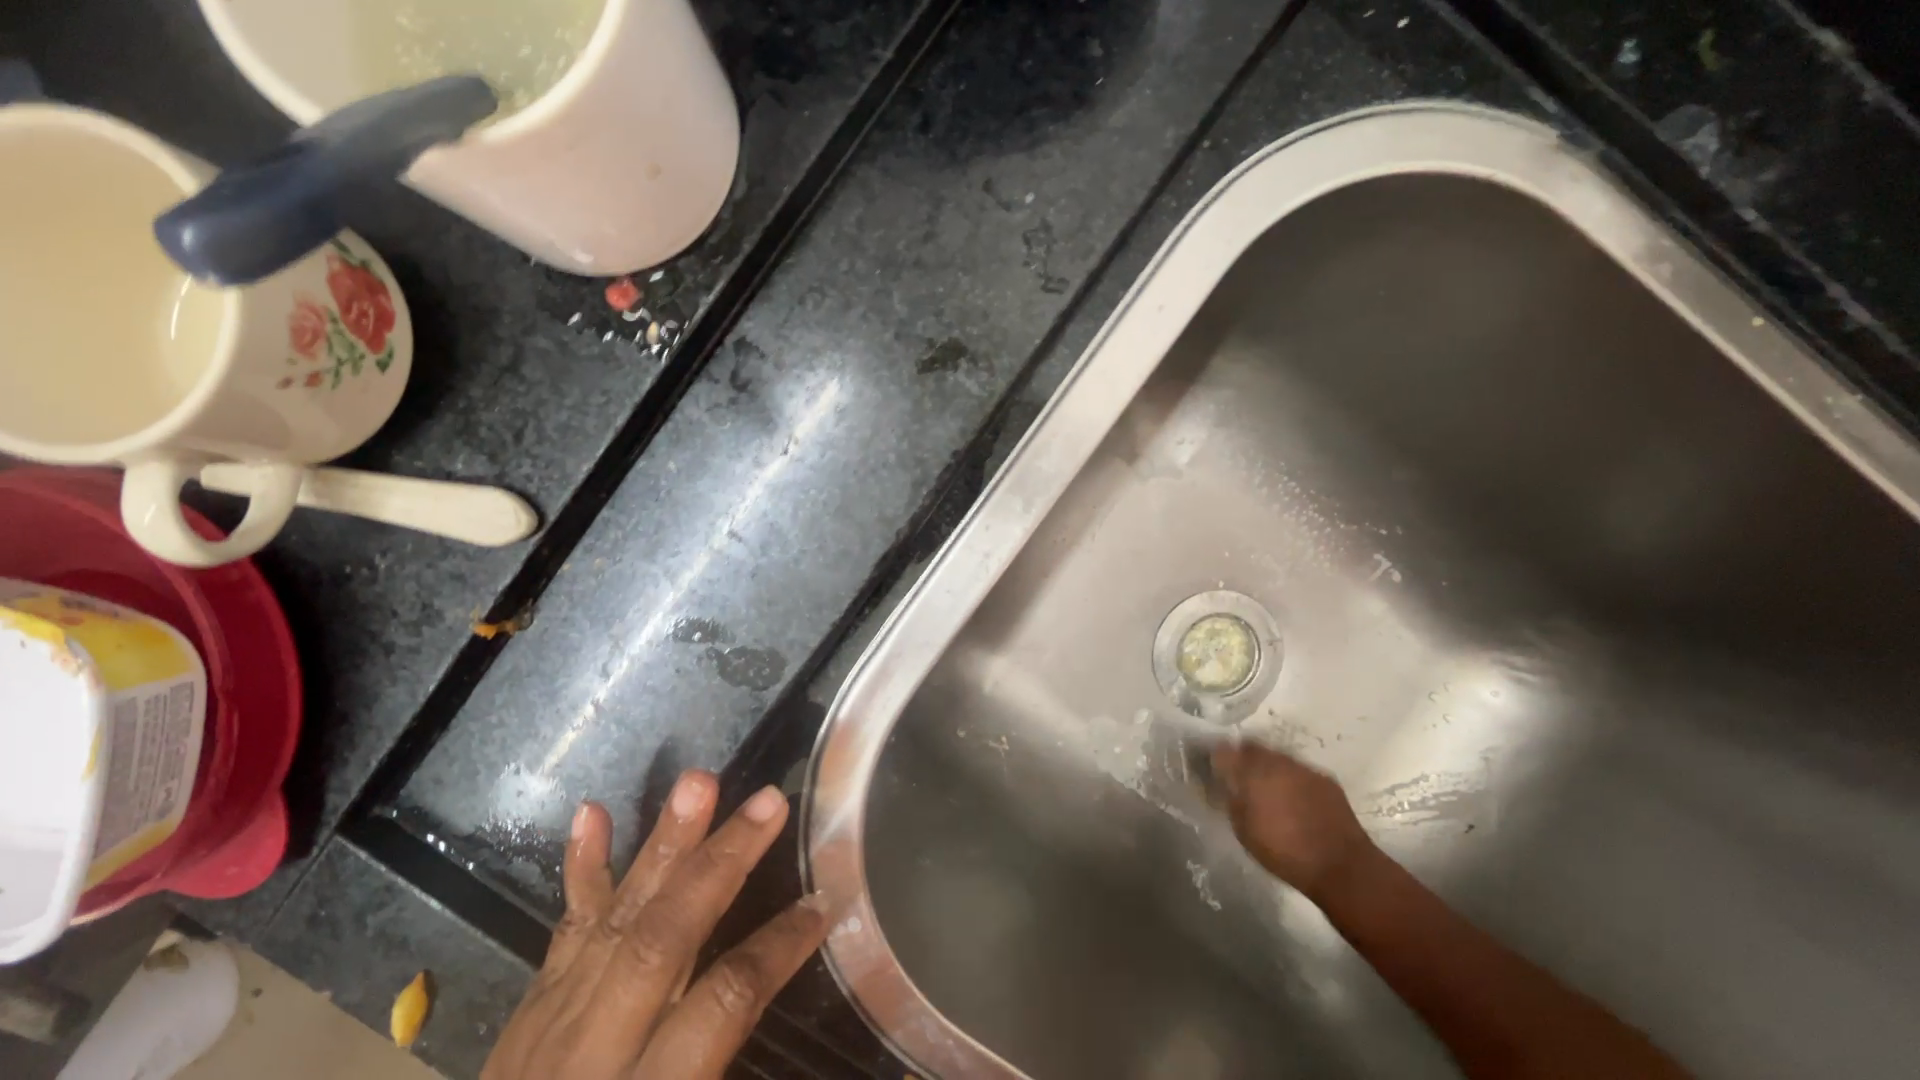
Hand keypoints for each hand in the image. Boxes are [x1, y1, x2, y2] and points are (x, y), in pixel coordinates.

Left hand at [482, 770, 829, 1079]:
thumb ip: (735, 1066)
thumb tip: (856, 1058)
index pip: (721, 1004)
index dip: (776, 949)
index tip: (822, 903)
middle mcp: (595, 1048)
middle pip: (662, 941)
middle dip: (719, 866)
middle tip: (768, 803)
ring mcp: (554, 1021)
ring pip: (615, 919)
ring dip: (661, 846)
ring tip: (698, 783)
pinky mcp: (533, 1007)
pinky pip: (564, 929)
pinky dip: (582, 868)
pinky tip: (593, 812)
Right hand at [1211, 744, 1375, 900]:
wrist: (1340, 865)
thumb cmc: (1283, 852)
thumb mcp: (1243, 831)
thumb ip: (1231, 801)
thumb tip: (1225, 785)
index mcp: (1250, 773)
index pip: (1223, 750)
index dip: (1216, 757)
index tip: (1213, 768)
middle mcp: (1276, 762)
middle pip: (1251, 747)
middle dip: (1242, 757)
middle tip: (1239, 776)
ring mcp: (1303, 768)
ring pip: (1277, 757)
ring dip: (1268, 766)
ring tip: (1267, 788)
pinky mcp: (1325, 778)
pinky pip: (1299, 770)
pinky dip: (1291, 778)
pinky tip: (1293, 797)